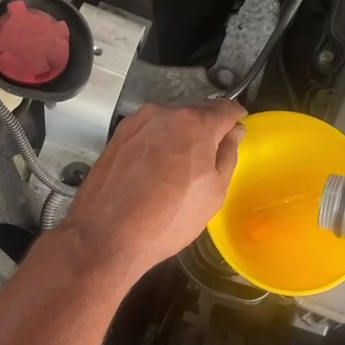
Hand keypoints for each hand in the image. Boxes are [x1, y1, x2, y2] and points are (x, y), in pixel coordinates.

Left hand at [55, 100, 245, 280]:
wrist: (107, 236)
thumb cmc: (165, 219)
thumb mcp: (214, 192)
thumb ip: (227, 155)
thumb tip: (232, 136)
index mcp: (195, 124)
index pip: (225, 108)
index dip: (236, 119)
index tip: (237, 128)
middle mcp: (164, 114)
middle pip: (196, 114)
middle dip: (206, 132)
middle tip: (208, 162)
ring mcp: (137, 124)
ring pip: (169, 124)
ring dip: (179, 140)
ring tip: (178, 174)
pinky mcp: (117, 137)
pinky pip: (148, 135)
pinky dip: (157, 147)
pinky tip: (155, 176)